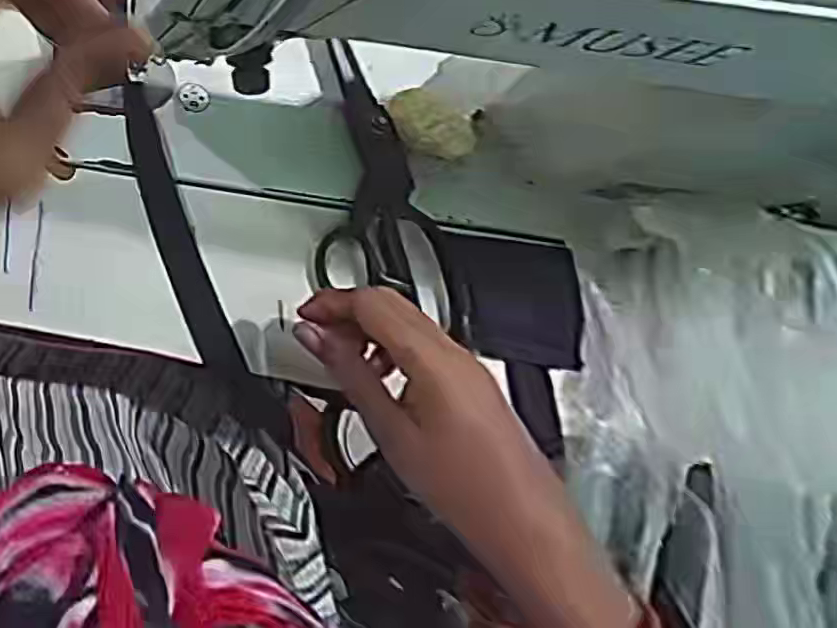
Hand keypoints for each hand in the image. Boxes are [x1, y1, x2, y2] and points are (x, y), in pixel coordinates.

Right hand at [296, 288, 637, 627]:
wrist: (532, 534)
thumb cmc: (471, 494)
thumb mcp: (390, 431)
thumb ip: (348, 372)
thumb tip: (315, 338)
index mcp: (433, 358)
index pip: (369, 302)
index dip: (329, 303)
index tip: (304, 318)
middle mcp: (454, 353)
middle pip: (387, 301)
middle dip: (344, 309)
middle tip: (315, 330)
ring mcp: (467, 365)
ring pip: (404, 318)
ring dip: (366, 326)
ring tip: (340, 355)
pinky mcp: (472, 380)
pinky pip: (422, 341)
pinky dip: (389, 344)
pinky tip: (376, 375)